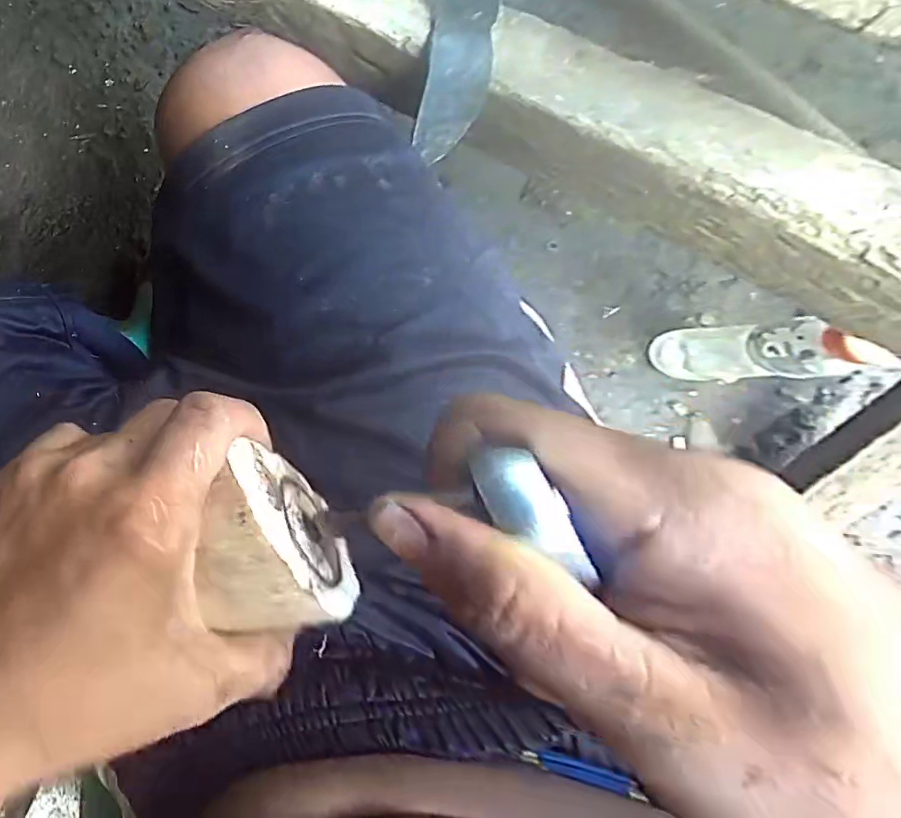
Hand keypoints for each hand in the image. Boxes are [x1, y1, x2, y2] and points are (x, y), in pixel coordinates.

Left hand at [0, 393, 295, 780]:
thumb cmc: (97, 691)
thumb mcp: (204, 682)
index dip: (242, 419)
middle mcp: (93, 471)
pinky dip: (84, 464)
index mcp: (150, 509)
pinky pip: (61, 447)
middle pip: (161, 416)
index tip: (253, 451)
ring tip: (135, 505)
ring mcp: (41, 469)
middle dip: (196, 440)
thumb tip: (284, 621)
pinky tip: (81, 509)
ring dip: (137, 456)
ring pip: (109, 432)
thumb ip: (264, 645)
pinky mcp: (6, 478)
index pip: (205, 417)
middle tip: (202, 487)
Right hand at [371, 393, 900, 817]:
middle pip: (519, 462)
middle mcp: (695, 471)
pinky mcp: (713, 520)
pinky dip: (577, 572)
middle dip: (501, 543)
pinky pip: (591, 515)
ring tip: (602, 652)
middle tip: (554, 638)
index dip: (451, 485)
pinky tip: (629, 639)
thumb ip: (513, 603)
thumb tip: (389, 513)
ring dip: (537, 566)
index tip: (479, 571)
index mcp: (683, 497)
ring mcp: (710, 494)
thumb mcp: (650, 712)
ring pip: (548, 493)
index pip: (494, 425)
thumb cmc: (818, 785)